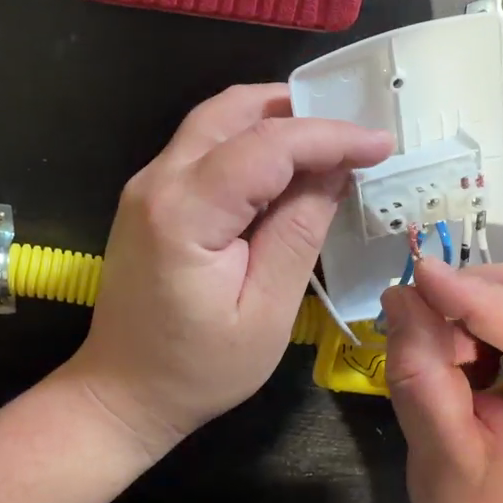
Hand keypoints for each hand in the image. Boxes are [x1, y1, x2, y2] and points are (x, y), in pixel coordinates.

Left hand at [61, 84, 390, 461]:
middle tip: (350, 132)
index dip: (328, 136)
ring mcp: (144, 188)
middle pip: (228, 112)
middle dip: (296, 111)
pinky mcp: (146, 201)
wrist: (122, 392)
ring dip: (268, 122)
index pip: (265, 146)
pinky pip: (199, 150)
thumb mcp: (264, 313)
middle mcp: (155, 183)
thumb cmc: (197, 369)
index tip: (380, 144)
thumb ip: (298, 234)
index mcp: (184, 213)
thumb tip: (332, 173)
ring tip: (325, 145)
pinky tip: (281, 170)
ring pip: (211, 124)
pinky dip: (244, 144)